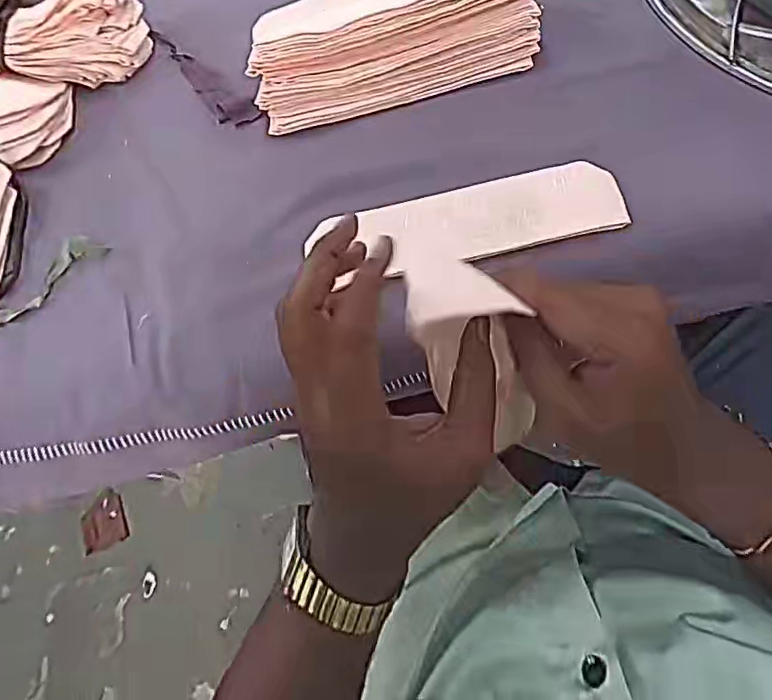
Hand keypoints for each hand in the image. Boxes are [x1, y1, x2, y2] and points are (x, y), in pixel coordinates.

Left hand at [277, 216, 499, 603]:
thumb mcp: (466, 453)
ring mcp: (302, 396)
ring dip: (316, 275)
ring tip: (353, 245)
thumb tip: (479, 321)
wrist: (357, 544)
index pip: (346, 334)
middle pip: (297, 317)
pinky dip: (318, 294)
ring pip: (291, 321)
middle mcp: (315, 401)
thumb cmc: (414, 503)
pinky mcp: (303, 392)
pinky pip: (300, 332)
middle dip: (320, 264)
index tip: (387, 249)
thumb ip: (478, 385)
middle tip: (354, 228)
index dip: (364, 284)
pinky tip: (346, 279)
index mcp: (354, 418)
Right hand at [501, 272, 771, 550]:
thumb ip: (528, 355)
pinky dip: (556, 309)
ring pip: (563, 285)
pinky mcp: (637, 296)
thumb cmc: (628, 444)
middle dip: (513, 300)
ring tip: (510, 331)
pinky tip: (545, 334)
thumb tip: (493, 312)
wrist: (689, 448)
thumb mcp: (565, 414)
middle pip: (552, 284)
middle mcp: (632, 298)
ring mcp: (639, 293)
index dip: (498, 289)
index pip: (543, 291)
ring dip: (535, 305)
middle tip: (481, 323)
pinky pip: (580, 293)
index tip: (462, 298)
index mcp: (619, 331)